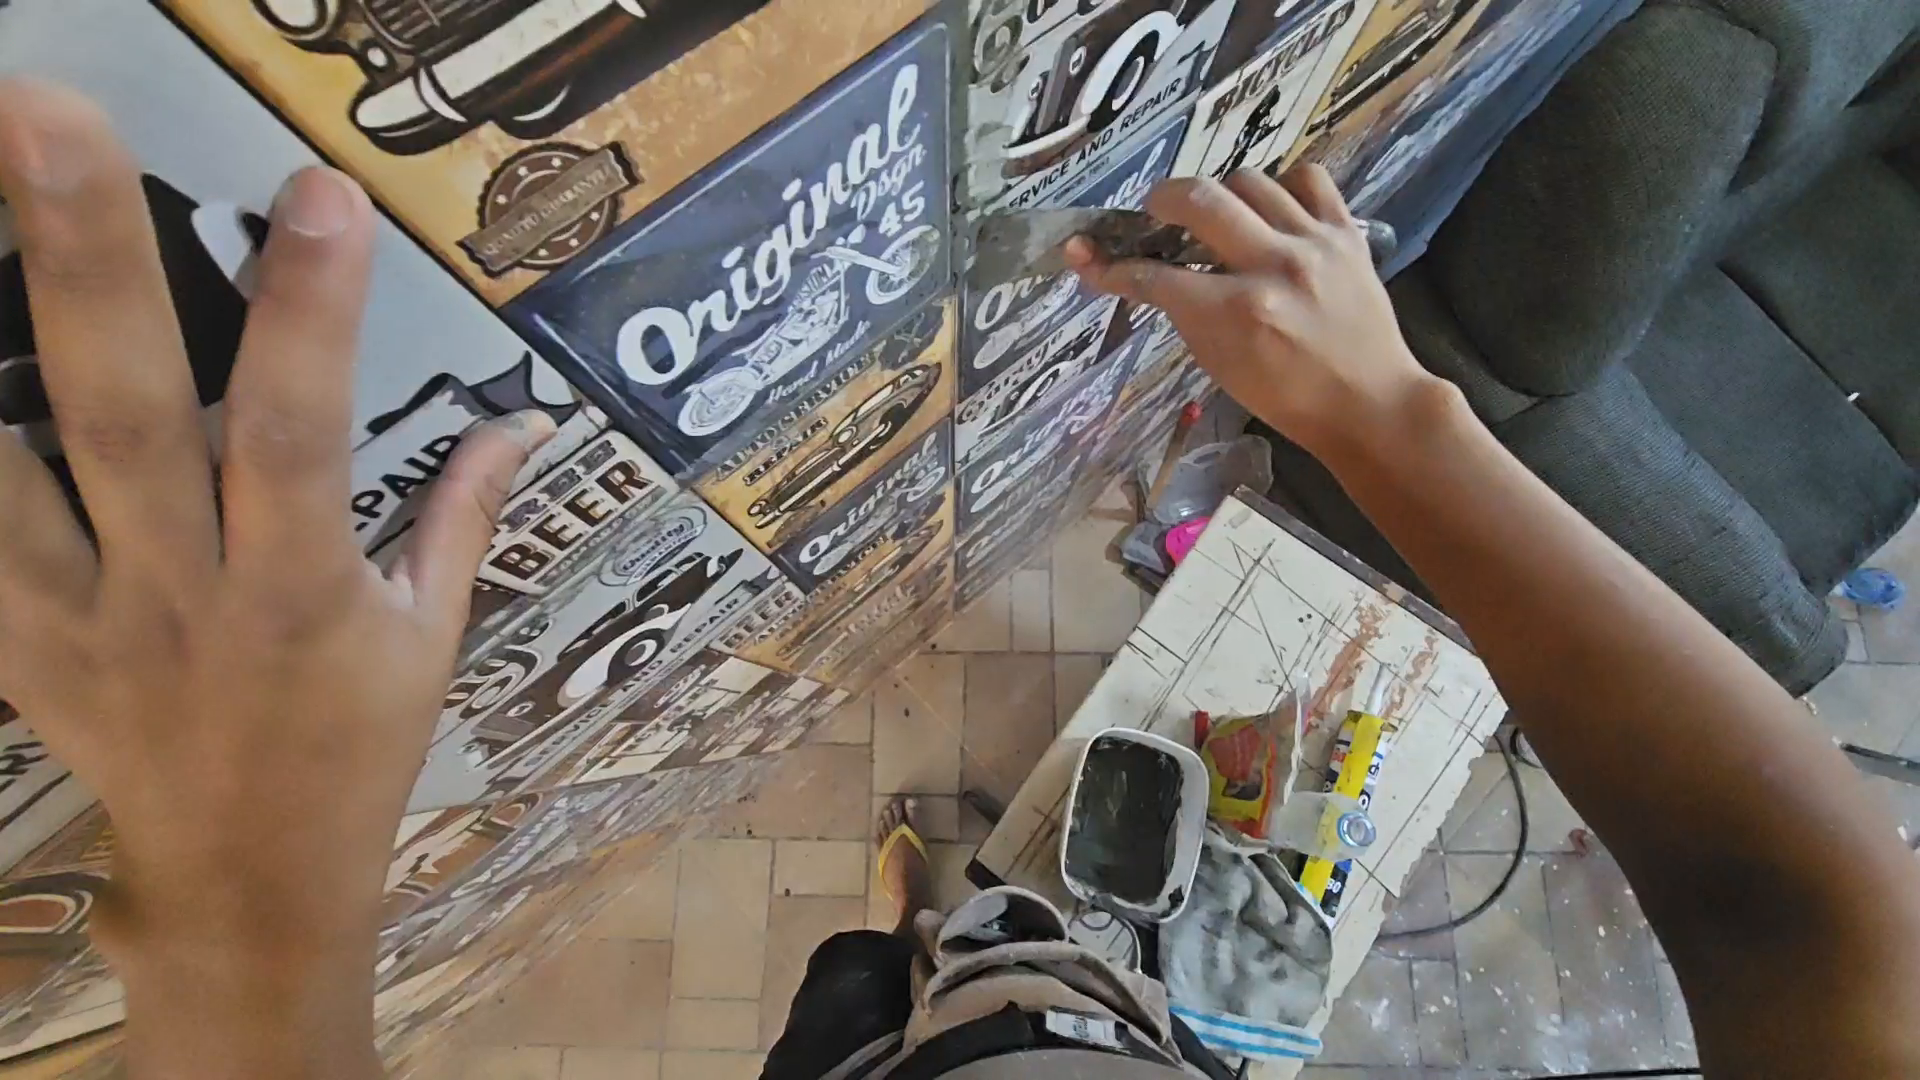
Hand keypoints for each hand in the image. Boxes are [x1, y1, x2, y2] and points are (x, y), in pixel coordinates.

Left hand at [0, 79, 549, 1070]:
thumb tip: (520, 427)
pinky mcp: (8, 636)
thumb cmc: (366, 740)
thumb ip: (464, 517)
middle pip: (117, 409)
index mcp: (302, 587)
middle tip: (45, 114)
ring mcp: (69, 609)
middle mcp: (176, 582)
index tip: (321, 198)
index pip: (300, 427)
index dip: (313, 311)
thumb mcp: (438, 632)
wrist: (252, 866)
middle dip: (88, 260)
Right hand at [1067, 166, 1441, 457]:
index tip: (1089, 258)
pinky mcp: (1347, 232)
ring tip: (1218, 217)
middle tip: (1154, 211)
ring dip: (1221, 195)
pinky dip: (1281, 188)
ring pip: (1250, 180)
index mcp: (1235, 314)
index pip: (1156, 277)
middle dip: (1161, 200)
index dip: (1112, 268)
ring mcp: (1315, 243)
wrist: (1365, 400)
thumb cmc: (1282, 396)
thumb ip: (1185, 314)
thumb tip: (1151, 276)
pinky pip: (1308, 179)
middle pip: (1200, 200)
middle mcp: (1273, 267)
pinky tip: (1272, 211)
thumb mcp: (1218, 364)